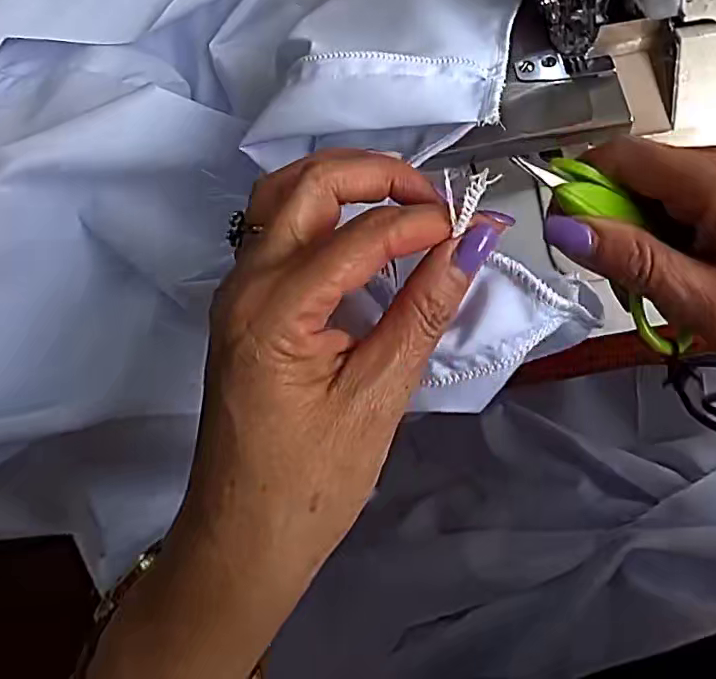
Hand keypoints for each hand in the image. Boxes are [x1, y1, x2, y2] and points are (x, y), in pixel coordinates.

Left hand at [89, 149, 507, 677]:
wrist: (241, 541)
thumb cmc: (312, 481)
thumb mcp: (382, 394)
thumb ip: (427, 307)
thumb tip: (474, 242)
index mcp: (275, 313)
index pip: (361, 235)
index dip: (424, 222)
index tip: (472, 230)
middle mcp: (246, 283)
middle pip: (309, 183)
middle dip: (381, 174)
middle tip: (436, 202)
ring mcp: (240, 286)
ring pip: (288, 191)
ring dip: (351, 180)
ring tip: (407, 201)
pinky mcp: (249, 297)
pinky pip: (286, 221)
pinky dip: (333, 204)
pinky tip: (371, 227)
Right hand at [541, 138, 715, 412]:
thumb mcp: (706, 304)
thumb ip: (632, 259)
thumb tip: (564, 226)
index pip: (620, 155)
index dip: (582, 190)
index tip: (574, 242)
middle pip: (638, 172)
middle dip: (618, 224)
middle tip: (634, 285)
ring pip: (659, 189)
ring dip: (646, 236)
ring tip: (673, 291)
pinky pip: (687, 200)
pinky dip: (672, 236)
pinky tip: (693, 278)